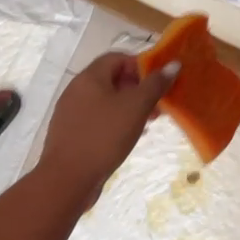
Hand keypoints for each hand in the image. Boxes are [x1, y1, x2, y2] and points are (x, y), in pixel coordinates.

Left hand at [37, 52, 177, 199]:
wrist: (66, 181)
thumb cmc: (104, 136)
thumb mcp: (136, 107)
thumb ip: (156, 83)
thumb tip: (173, 64)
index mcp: (89, 78)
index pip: (118, 58)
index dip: (141, 65)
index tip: (158, 82)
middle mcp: (76, 91)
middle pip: (112, 79)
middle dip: (138, 89)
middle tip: (156, 105)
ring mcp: (70, 114)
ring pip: (106, 101)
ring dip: (128, 107)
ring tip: (146, 124)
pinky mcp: (69, 134)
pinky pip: (97, 119)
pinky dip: (114, 122)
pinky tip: (126, 138)